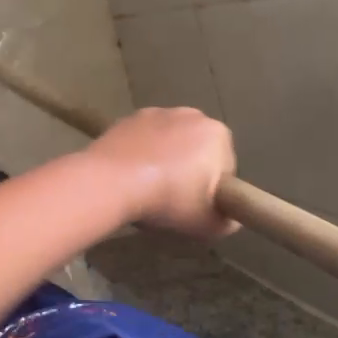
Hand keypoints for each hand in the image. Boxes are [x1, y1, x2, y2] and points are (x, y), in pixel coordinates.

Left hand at [82, 107, 239, 239]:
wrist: (110, 181)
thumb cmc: (167, 198)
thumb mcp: (208, 224)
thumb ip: (226, 221)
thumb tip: (227, 218)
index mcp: (217, 133)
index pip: (224, 166)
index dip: (211, 190)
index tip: (194, 206)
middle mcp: (189, 114)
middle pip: (195, 149)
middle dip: (187, 170)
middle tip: (170, 198)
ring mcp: (153, 113)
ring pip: (167, 142)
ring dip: (161, 160)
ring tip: (145, 188)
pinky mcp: (124, 119)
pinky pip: (140, 140)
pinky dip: (138, 153)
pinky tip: (128, 174)